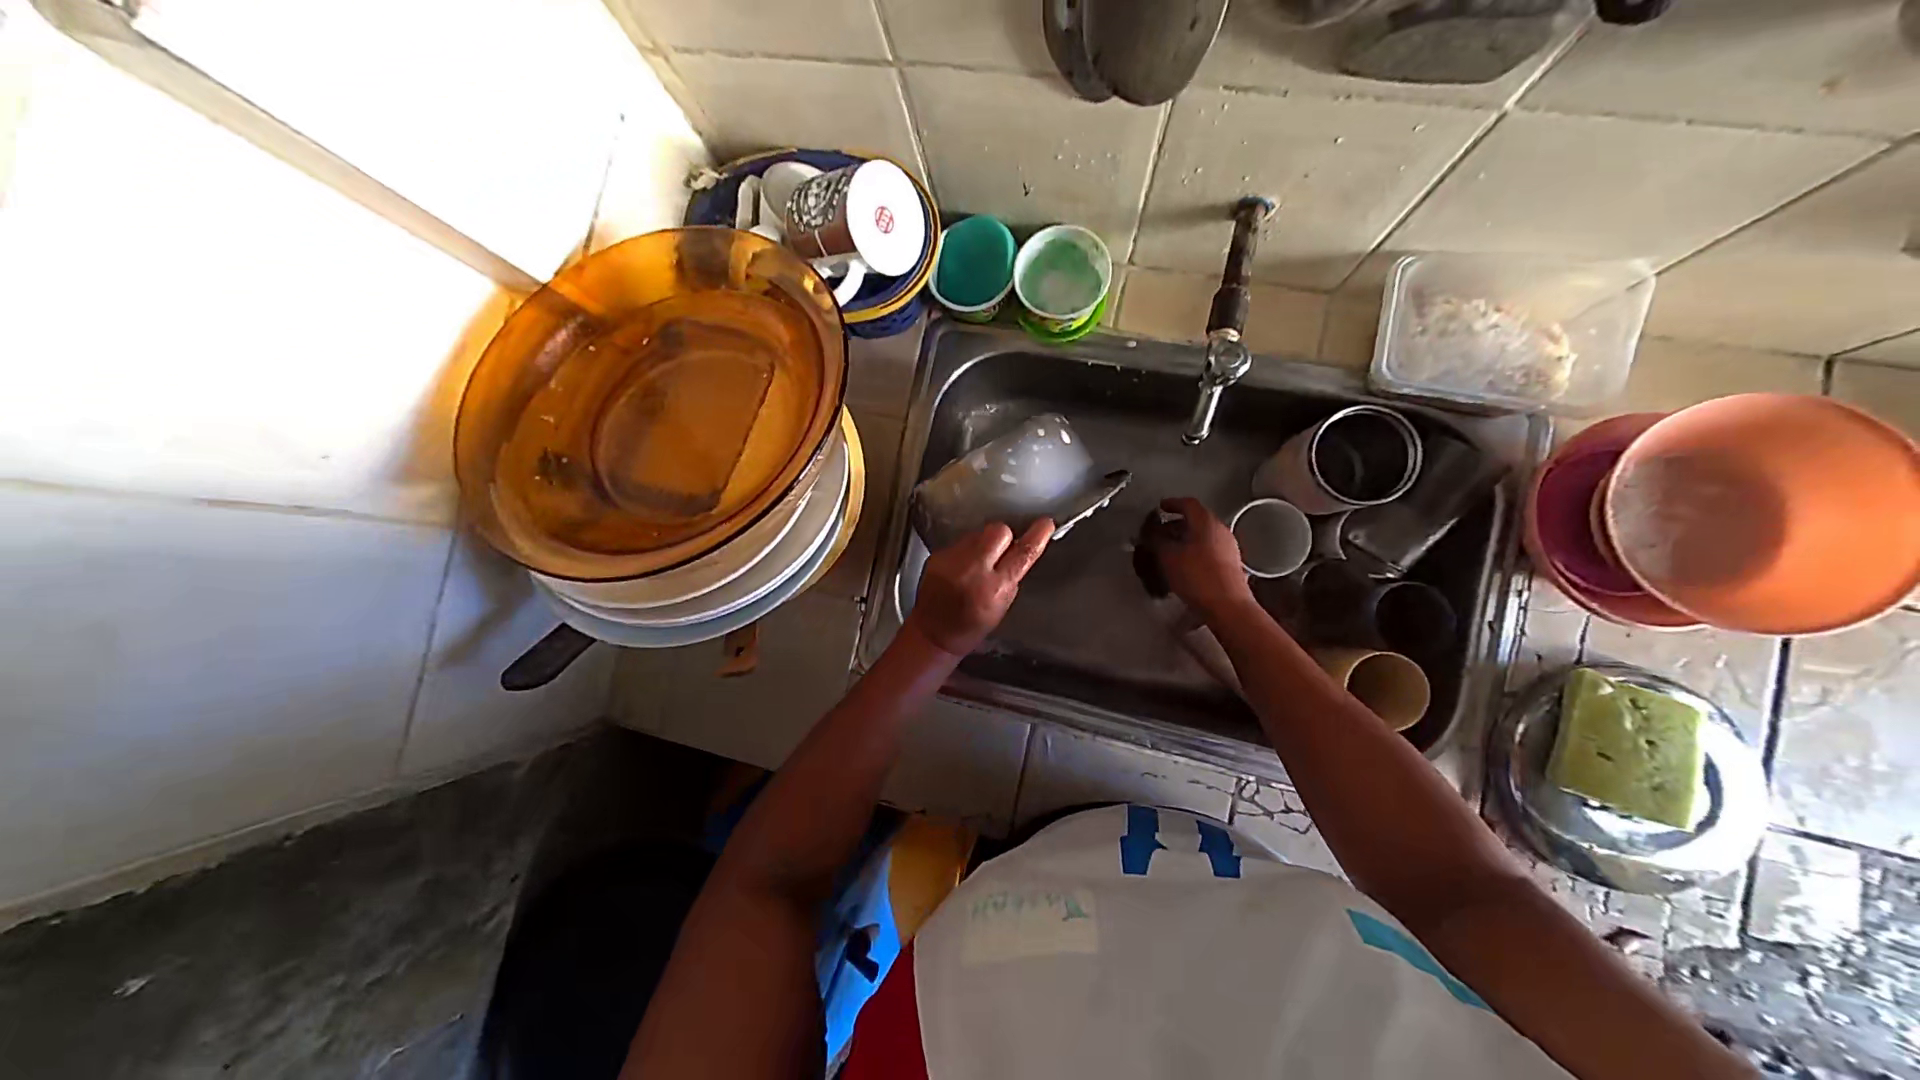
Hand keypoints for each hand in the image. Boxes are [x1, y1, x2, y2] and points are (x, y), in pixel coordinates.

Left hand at [904, 519, 1052, 657]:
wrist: (934, 633)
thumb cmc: (970, 626)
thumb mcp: (1002, 605)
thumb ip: (1011, 576)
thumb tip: (1019, 550)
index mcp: (995, 588)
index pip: (1023, 552)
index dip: (1037, 535)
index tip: (1045, 524)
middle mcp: (973, 570)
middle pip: (999, 530)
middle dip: (1005, 537)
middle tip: (1001, 552)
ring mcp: (953, 560)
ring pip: (978, 533)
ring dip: (983, 544)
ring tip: (977, 564)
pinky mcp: (938, 555)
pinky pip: (960, 542)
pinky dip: (965, 551)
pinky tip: (961, 568)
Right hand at [1138, 497, 1253, 620]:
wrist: (1227, 606)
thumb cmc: (1197, 577)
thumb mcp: (1168, 556)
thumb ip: (1156, 541)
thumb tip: (1149, 534)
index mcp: (1206, 522)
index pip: (1188, 503)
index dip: (1172, 503)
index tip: (1161, 507)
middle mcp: (1220, 531)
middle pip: (1196, 520)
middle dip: (1176, 524)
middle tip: (1160, 531)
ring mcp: (1228, 548)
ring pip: (1203, 536)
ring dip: (1185, 539)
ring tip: (1168, 550)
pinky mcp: (1231, 564)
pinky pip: (1209, 550)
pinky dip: (1194, 551)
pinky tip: (1183, 565)